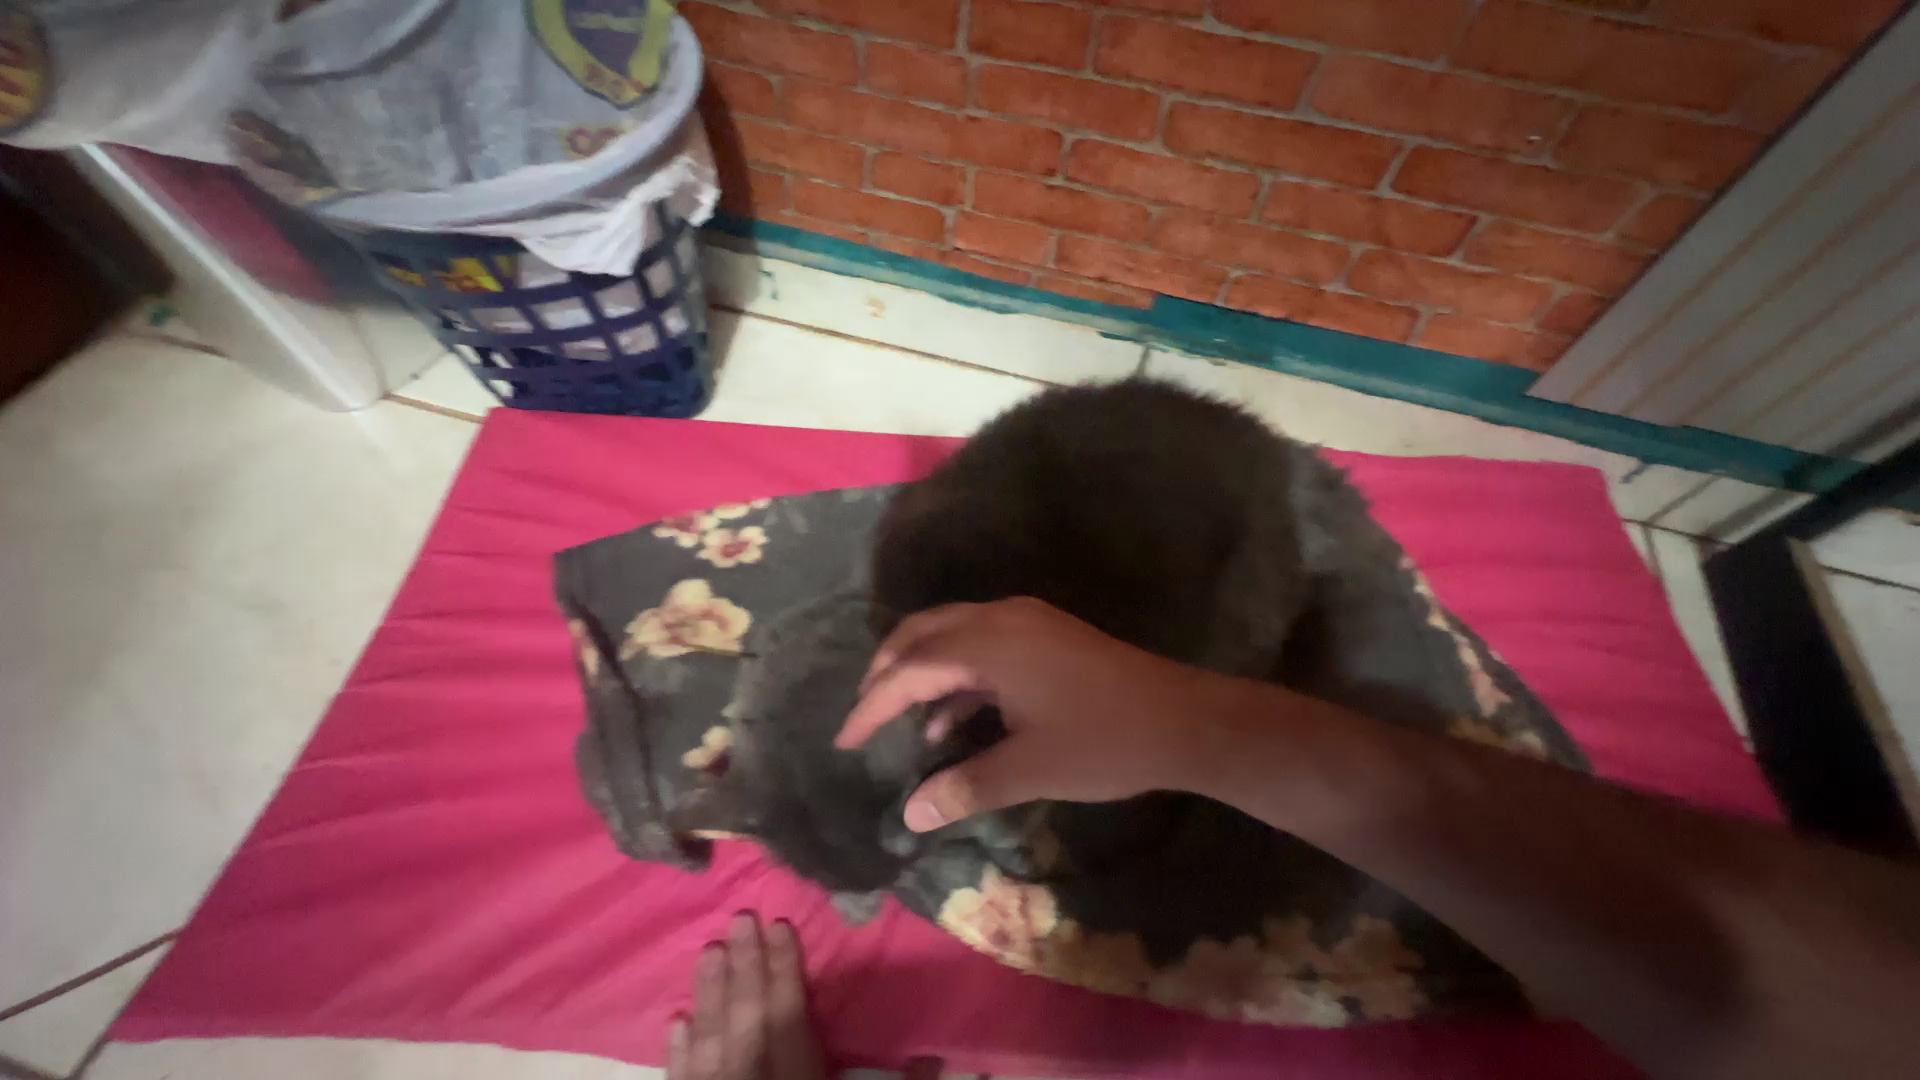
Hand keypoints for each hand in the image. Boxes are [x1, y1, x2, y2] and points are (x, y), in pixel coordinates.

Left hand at [668, 913, 822, 1079]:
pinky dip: (680, 1046)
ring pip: (710, 1034)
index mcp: (793, 1069)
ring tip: (711, 948)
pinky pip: (680, 1073)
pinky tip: (679, 1017)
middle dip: (746, 962)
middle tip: (742, 916)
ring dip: (710, 989)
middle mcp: (751, 1071)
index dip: (785, 964)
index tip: (780, 923)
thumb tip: (805, 1004)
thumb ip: (810, 1048)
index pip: (789, 1008)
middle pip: (748, 1011)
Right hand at [837, 598, 1247, 831]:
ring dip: (924, 670)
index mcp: (990, 643)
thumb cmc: (1104, 743)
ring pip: (953, 633)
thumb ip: (965, 787)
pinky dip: (959, 674)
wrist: (1185, 721)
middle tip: (865, 713)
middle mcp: (1001, 618)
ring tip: (904, 721)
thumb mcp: (1030, 770)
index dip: (872, 704)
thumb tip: (910, 814)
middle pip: (924, 632)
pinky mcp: (1046, 634)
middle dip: (888, 670)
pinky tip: (955, 718)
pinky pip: (983, 644)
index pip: (910, 668)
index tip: (845, 738)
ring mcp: (1027, 621)